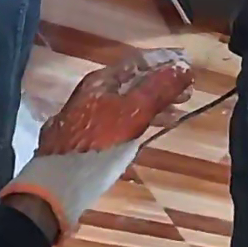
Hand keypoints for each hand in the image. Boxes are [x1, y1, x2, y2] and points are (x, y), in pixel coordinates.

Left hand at [0, 49, 192, 237]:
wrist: (58, 186)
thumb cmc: (98, 146)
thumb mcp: (133, 114)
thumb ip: (158, 90)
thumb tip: (183, 66)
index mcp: (101, 82)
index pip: (138, 61)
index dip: (165, 60)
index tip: (187, 63)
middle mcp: (92, 94)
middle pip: (133, 82)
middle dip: (162, 84)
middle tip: (188, 90)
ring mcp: (88, 116)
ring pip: (127, 102)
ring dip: (153, 104)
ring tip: (177, 111)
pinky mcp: (87, 138)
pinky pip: (121, 120)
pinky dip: (141, 120)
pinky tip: (151, 129)